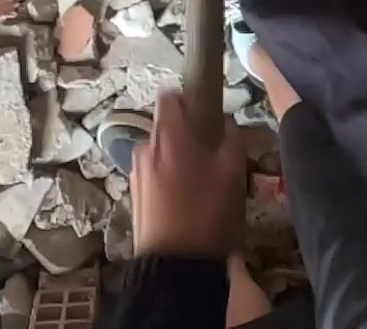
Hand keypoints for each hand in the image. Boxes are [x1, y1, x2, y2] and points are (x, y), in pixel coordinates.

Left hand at [130, 92, 246, 256]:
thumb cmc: (206, 214)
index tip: (206, 113)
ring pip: (160, 152)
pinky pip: (153, 175)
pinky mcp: (134, 198)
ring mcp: (136, 174)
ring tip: (201, 183)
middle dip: (187, 134)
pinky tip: (187, 203)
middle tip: (212, 153)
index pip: (170, 96)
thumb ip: (232, 139)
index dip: (188, 99)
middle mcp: (145, 148)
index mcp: (168, 135)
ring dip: (177, 158)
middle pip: (166, 126)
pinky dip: (168, 179)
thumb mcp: (232, 174)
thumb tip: (227, 122)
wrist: (174, 271)